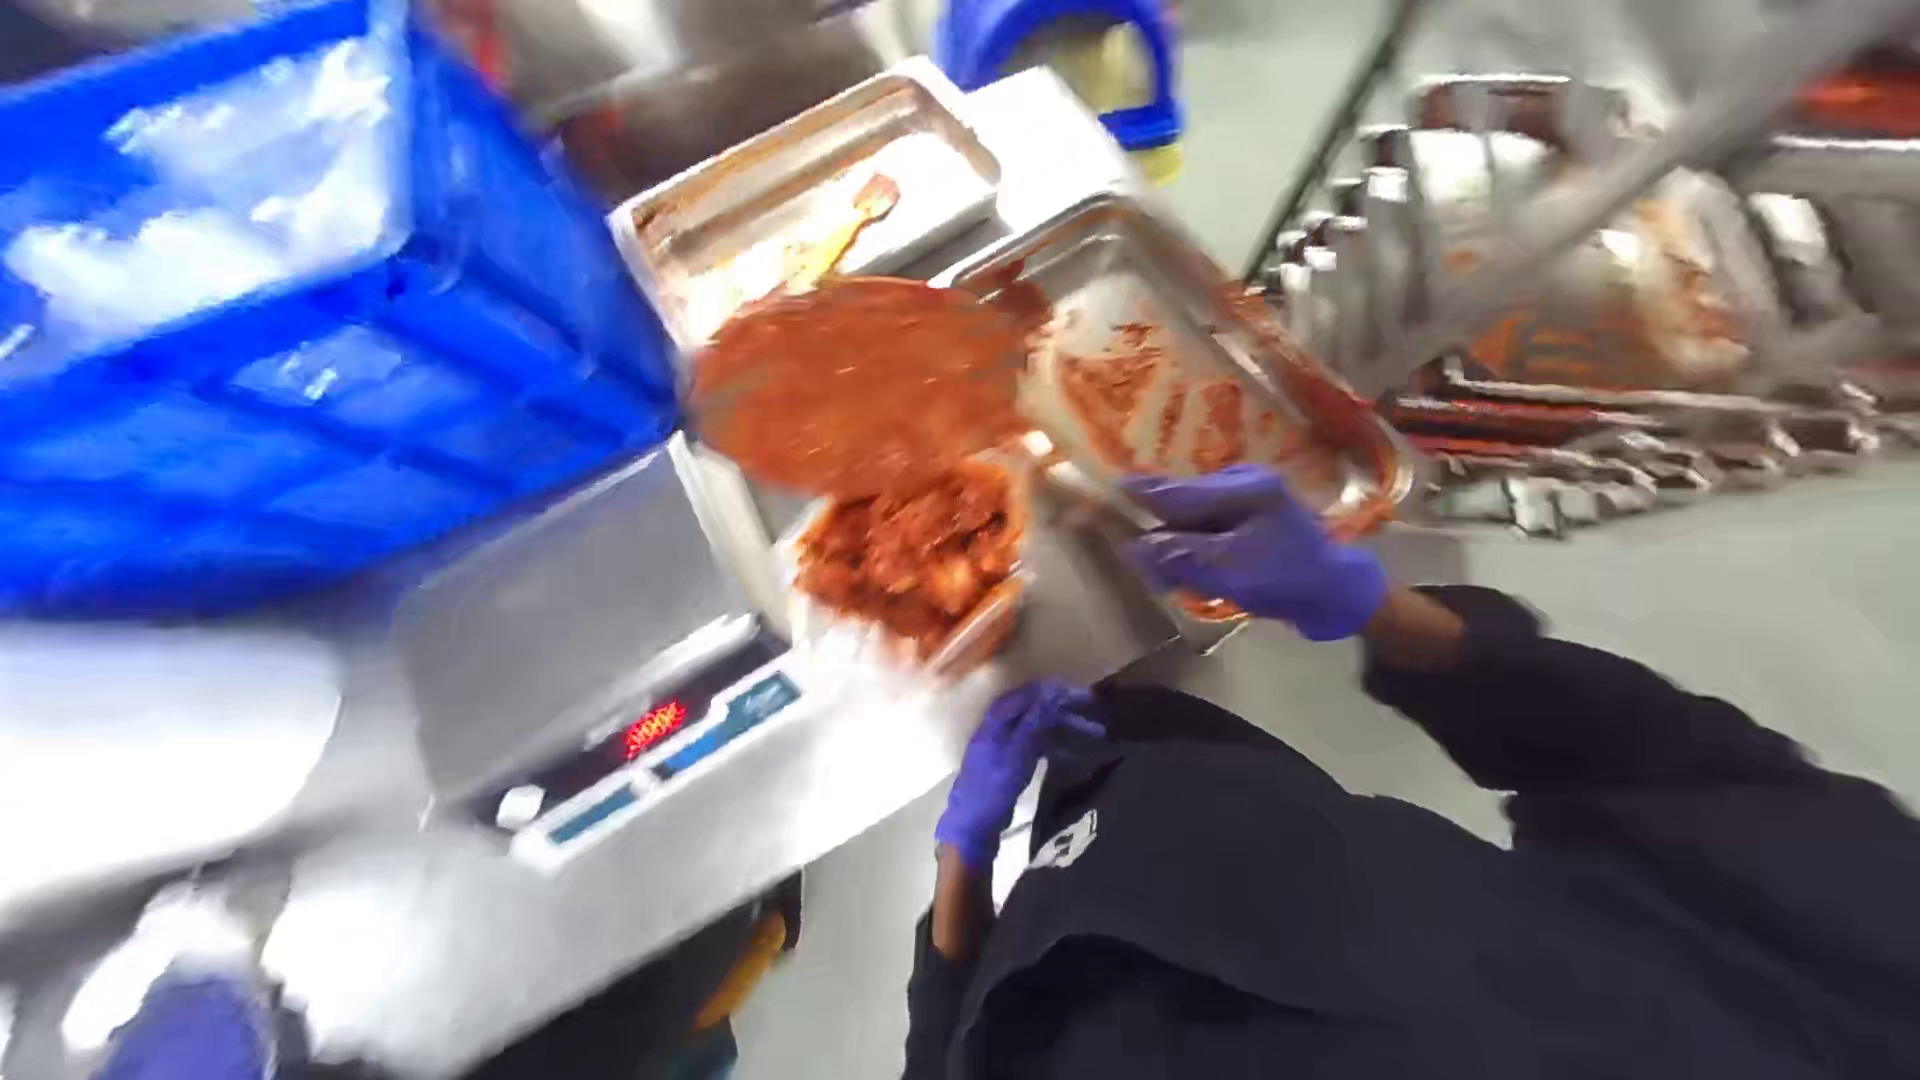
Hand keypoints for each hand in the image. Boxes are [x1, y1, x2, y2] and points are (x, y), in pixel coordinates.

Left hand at [935, 680, 1105, 870]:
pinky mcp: (1011, 761)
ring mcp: (1006, 743)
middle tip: (1095, 712)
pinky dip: (1056, 745)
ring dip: (1066, 728)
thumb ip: (1033, 723)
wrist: (973, 825)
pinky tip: (1075, 751)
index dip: (1056, 691)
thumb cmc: (993, 786)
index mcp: (997, 718)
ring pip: (1040, 727)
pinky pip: (1038, 745)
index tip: (1083, 694)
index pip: (1030, 693)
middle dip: (1066, 710)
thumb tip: (1050, 695)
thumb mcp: (1016, 753)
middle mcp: (1000, 725)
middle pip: (1037, 709)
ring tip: (1096, 734)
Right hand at [1122, 465, 1388, 641]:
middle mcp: (1240, 481)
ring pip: (1189, 518)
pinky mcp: (1245, 513)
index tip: (1099, 491)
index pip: (1174, 492)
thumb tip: (1132, 546)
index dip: (1134, 494)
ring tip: (1181, 581)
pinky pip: (1204, 526)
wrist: (1338, 594)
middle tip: (1154, 572)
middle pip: (1179, 504)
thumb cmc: (1288, 579)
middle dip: (1160, 536)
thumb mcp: (1230, 571)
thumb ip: (1179, 554)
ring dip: (1177, 547)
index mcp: (1242, 487)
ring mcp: (1244, 496)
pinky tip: (1199, 573)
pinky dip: (1194, 548)